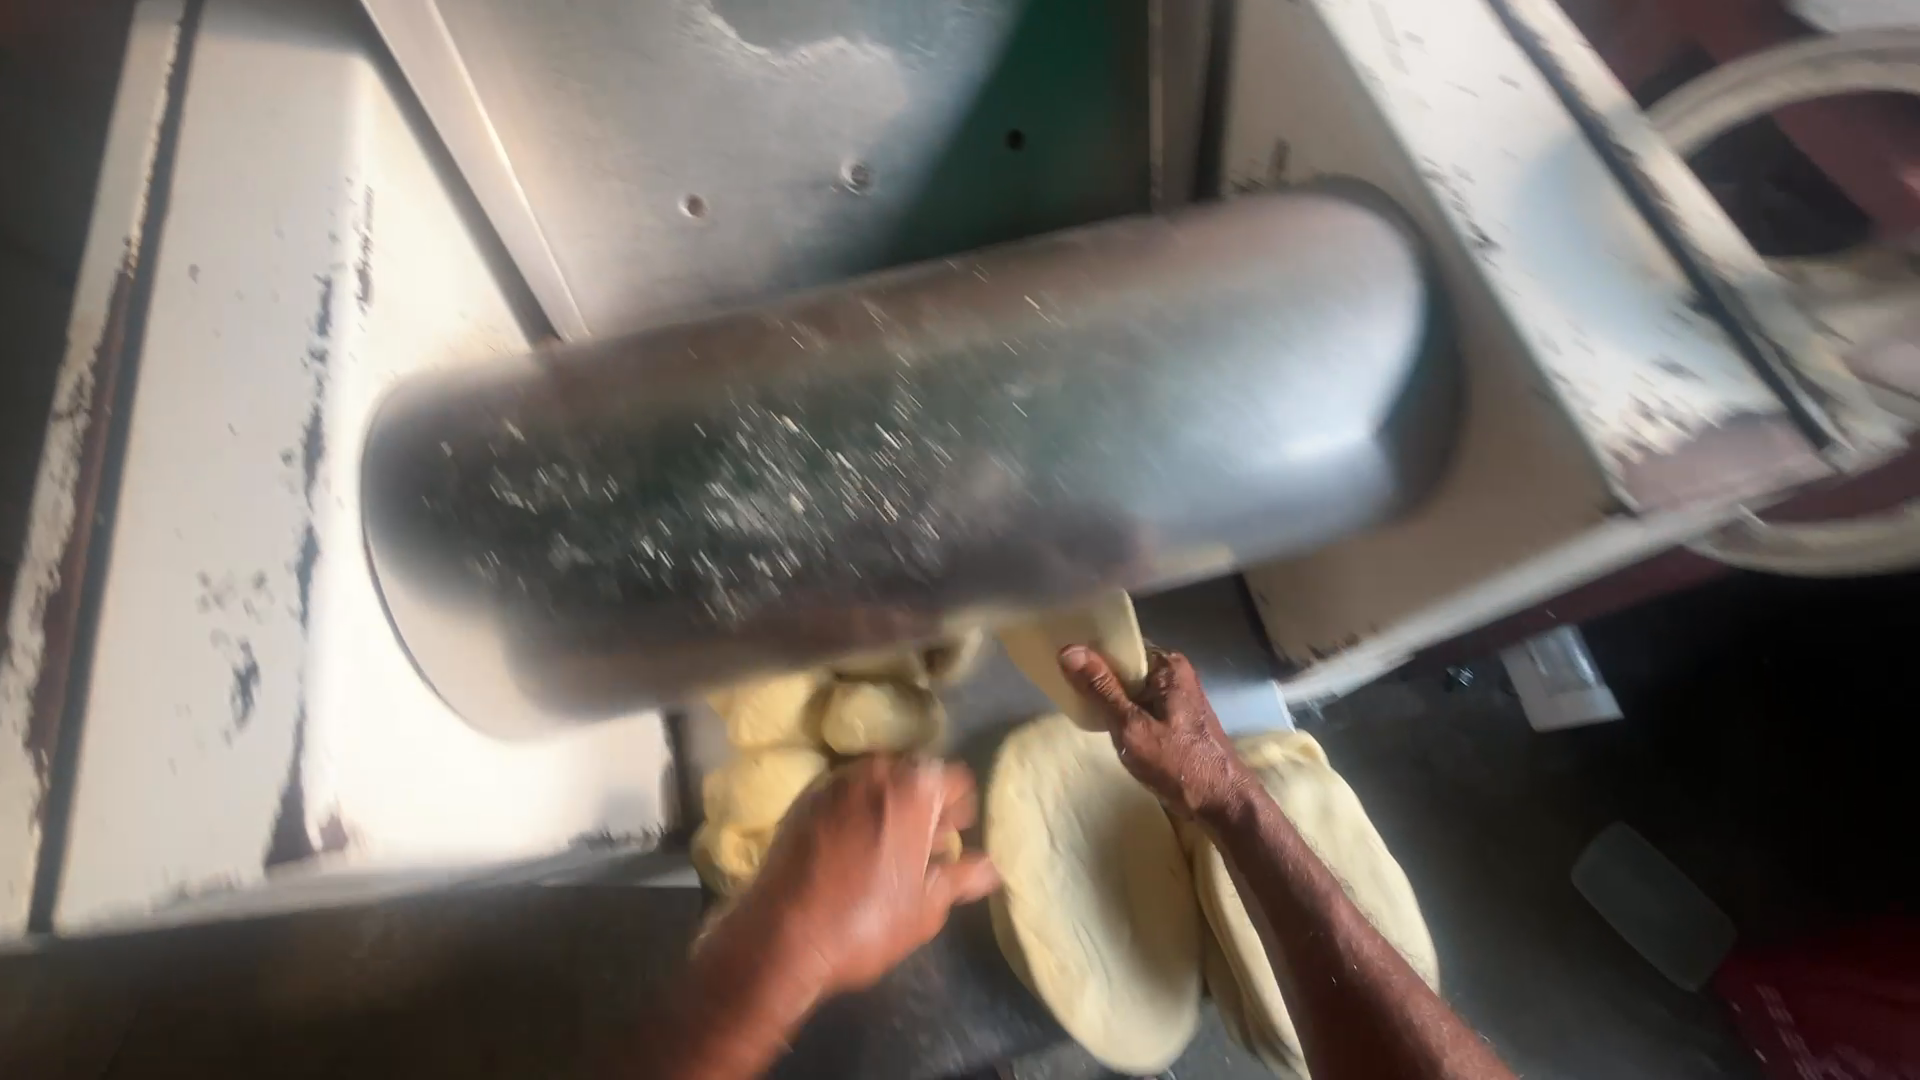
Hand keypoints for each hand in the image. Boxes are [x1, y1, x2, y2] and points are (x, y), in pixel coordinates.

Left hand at [731, 756, 1000, 997]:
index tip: (956, 835)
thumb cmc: (866, 921)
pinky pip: (845, 795)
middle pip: (915, 775)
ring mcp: (835, 781)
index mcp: (913, 787)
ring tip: (889, 850)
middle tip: (926, 845)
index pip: (955, 778)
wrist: (779, 938)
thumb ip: (962, 877)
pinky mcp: (804, 798)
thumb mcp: (927, 906)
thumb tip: (989, 867)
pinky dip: (857, 812)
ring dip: (890, 806)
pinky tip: (853, 851)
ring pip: (878, 784)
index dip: (961, 807)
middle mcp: (875, 770)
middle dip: (925, 805)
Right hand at [1059, 645, 1253, 818]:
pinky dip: (1121, 709)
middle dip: (1097, 674)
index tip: (1063, 659)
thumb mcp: (1130, 726)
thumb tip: (1069, 650)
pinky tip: (1103, 721)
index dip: (1092, 650)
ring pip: (1131, 686)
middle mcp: (1175, 673)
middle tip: (1064, 683)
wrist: (1223, 805)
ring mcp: (1176, 696)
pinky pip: (1140, 703)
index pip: (1122, 644)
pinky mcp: (1175, 717)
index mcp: (1168, 665)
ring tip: (1076, 699)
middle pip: (1125, 664)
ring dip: (1108, 695)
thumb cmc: (1178, 764)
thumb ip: (1100, 688)